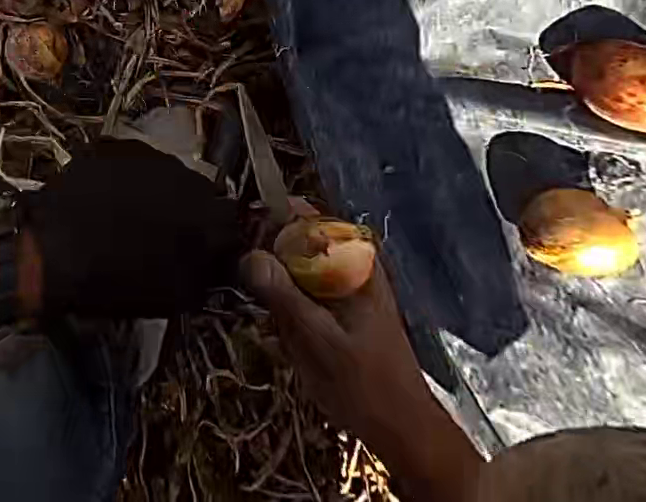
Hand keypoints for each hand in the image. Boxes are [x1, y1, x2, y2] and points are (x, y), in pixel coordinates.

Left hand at [21, 139, 241, 317]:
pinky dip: (126, 178)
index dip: (217, 237)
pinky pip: (132, 163)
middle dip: (187, 211)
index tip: (203, 252)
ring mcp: (149, 153)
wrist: (54, 246)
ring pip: (165, 174)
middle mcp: (186, 173)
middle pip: (199, 191)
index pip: (231, 221)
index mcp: (208, 212)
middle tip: (165, 236)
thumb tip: (220, 263)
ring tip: (131, 216)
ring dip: (158, 191)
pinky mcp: (116, 144)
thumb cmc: (119, 280)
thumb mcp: (177, 295)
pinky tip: (106, 199)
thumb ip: (208, 274)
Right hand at [242, 231, 481, 500]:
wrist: (403, 431)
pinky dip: (287, 302)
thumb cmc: (365, 384)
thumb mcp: (317, 339)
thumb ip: (283, 294)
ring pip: (295, 263)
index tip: (242, 240)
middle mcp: (351, 260)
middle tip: (251, 286)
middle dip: (268, 258)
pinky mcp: (341, 304)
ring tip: (268, 316)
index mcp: (354, 258)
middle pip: (295, 236)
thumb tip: (248, 254)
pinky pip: (303, 287)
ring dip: (276, 284)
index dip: (268, 220)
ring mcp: (346, 282)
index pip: (303, 215)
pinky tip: (282, 332)